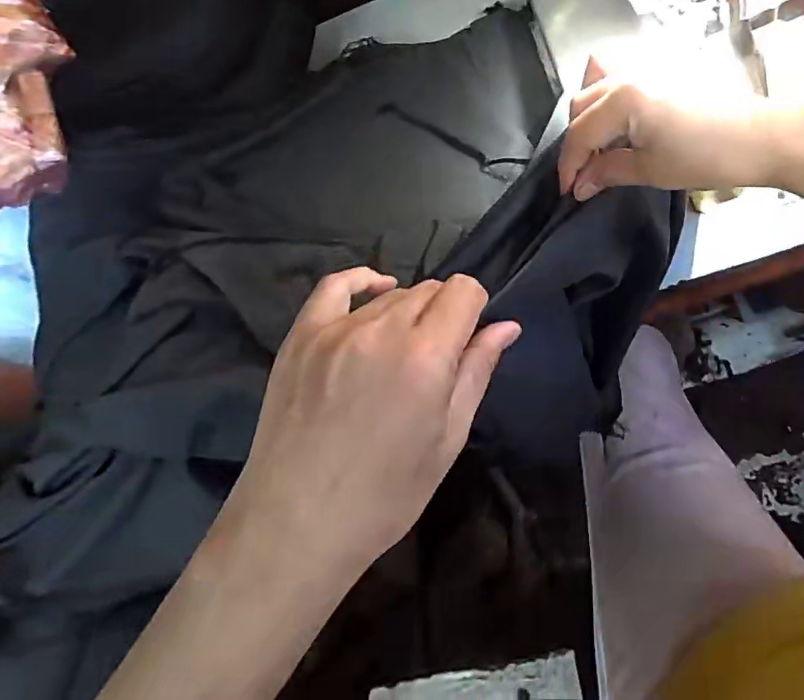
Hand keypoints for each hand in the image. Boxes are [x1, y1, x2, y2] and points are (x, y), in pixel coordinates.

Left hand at [224, 268, 520, 572]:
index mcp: (426, 357)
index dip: (475, 309)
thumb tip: (505, 326)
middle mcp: (383, 330)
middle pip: (429, 290)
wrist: (297, 523)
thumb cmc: (384, 495)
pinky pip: (335, 286)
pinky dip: (361, 280)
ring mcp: (338, 329)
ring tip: (397, 355)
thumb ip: (476, 373)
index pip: (464, 291)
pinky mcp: (303, 335)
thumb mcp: (447, 440)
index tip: (467, 338)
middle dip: (443, 314)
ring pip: (390, 294)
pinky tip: (376, 287)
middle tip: (433, 359)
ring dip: (406, 313)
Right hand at [558, 56, 803, 199]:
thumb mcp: (652, 170)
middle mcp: (627, 74)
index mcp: (621, 98)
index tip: (568, 192)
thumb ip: (607, 172)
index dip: (569, 166)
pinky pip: (621, 78)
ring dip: (590, 118)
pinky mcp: (664, 68)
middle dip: (577, 141)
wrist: (765, 137)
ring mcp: (646, 65)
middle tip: (586, 172)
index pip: (579, 133)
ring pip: (598, 88)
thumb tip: (579, 186)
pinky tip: (619, 118)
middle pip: (581, 105)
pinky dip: (610, 98)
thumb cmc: (708, 156)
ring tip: (602, 148)